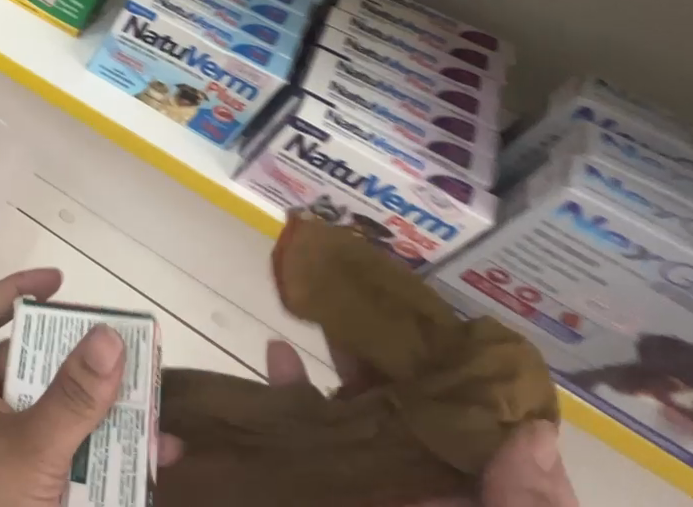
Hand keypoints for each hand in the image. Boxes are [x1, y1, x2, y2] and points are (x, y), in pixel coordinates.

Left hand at [0, 269, 182, 506]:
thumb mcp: (31, 446)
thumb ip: (73, 396)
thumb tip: (109, 334)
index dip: (17, 290)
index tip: (61, 282)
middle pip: (29, 364)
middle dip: (80, 361)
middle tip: (130, 355)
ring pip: (53, 412)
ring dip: (100, 412)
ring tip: (155, 408)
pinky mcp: (17, 482)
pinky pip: (62, 455)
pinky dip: (100, 455)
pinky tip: (152, 460)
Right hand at [233, 341, 578, 506]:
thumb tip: (529, 426)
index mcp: (471, 493)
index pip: (470, 429)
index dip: (454, 376)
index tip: (428, 326)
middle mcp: (418, 486)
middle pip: (400, 416)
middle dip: (376, 364)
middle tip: (354, 312)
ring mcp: (363, 487)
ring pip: (345, 425)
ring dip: (324, 376)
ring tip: (302, 331)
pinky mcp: (313, 491)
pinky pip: (298, 443)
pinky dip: (282, 400)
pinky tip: (270, 361)